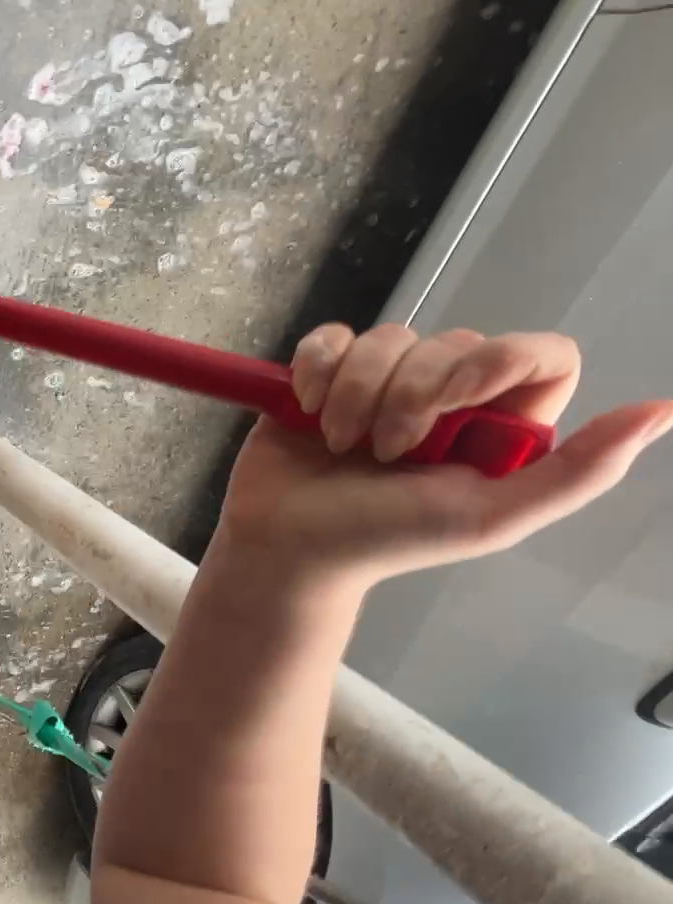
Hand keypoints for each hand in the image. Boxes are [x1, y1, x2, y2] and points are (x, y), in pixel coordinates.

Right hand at [217, 323, 672, 585]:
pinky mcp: (316, 383)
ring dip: (354, 391)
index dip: (498, 360)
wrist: (285, 548)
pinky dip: (314, 368)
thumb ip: (576, 473)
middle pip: (448, 342)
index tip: (455, 397)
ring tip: (336, 441)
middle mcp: (441, 397)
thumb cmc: (379, 539)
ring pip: (383, 339)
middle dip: (405, 394)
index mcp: (494, 424)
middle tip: (382, 450)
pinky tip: (305, 408)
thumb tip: (660, 409)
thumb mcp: (488, 519)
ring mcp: (375, 387)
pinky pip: (327, 340)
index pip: (536, 353)